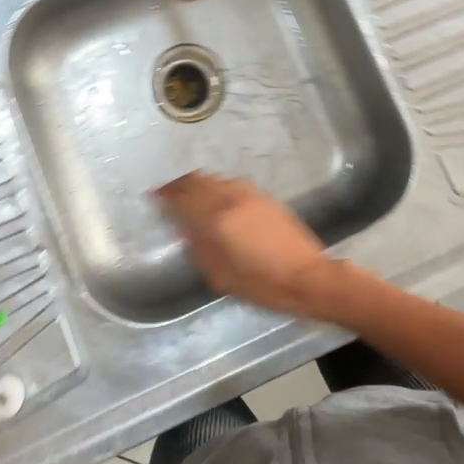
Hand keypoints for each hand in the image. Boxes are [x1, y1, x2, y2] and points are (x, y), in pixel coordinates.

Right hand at [154, 172, 340, 318]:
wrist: (309, 277)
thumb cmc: (263, 284)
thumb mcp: (222, 276)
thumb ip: (200, 249)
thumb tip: (186, 231)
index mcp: (218, 219)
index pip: (184, 198)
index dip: (166, 195)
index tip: (154, 195)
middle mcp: (232, 199)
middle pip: (199, 181)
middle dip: (180, 184)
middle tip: (168, 191)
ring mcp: (251, 195)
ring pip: (217, 179)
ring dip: (200, 183)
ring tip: (190, 193)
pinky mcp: (266, 198)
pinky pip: (233, 184)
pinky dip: (218, 186)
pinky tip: (218, 197)